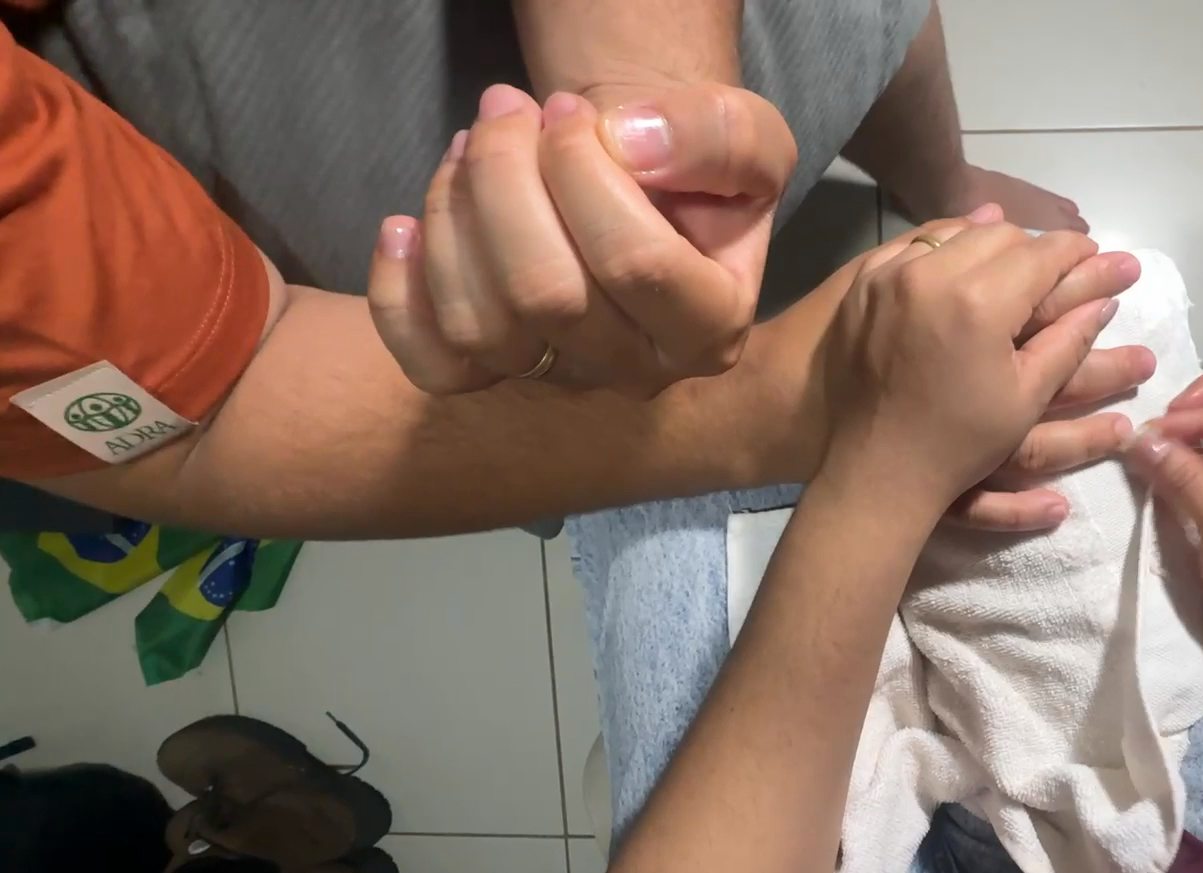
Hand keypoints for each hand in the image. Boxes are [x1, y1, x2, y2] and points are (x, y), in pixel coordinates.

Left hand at [367, 80, 794, 393]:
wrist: (650, 186)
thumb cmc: (696, 166)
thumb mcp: (749, 137)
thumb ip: (718, 138)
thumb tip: (628, 145)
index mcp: (713, 329)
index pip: (634, 263)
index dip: (581, 170)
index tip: (571, 111)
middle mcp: (644, 371)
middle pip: (545, 296)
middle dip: (505, 178)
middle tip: (508, 110)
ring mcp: (572, 378)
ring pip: (481, 324)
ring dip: (452, 211)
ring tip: (472, 147)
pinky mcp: (507, 375)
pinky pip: (435, 365)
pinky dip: (398, 296)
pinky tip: (405, 229)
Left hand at [820, 222, 1121, 519]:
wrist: (875, 470)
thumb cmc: (958, 445)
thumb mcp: (1025, 399)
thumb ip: (1069, 342)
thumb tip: (1106, 299)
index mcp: (980, 304)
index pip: (1043, 255)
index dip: (1076, 253)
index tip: (1095, 257)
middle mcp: (931, 273)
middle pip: (1001, 235)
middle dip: (1033, 250)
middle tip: (1051, 273)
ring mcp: (889, 275)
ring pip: (954, 234)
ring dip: (987, 247)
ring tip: (1006, 271)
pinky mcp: (860, 285)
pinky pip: (911, 247)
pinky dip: (940, 254)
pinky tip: (955, 271)